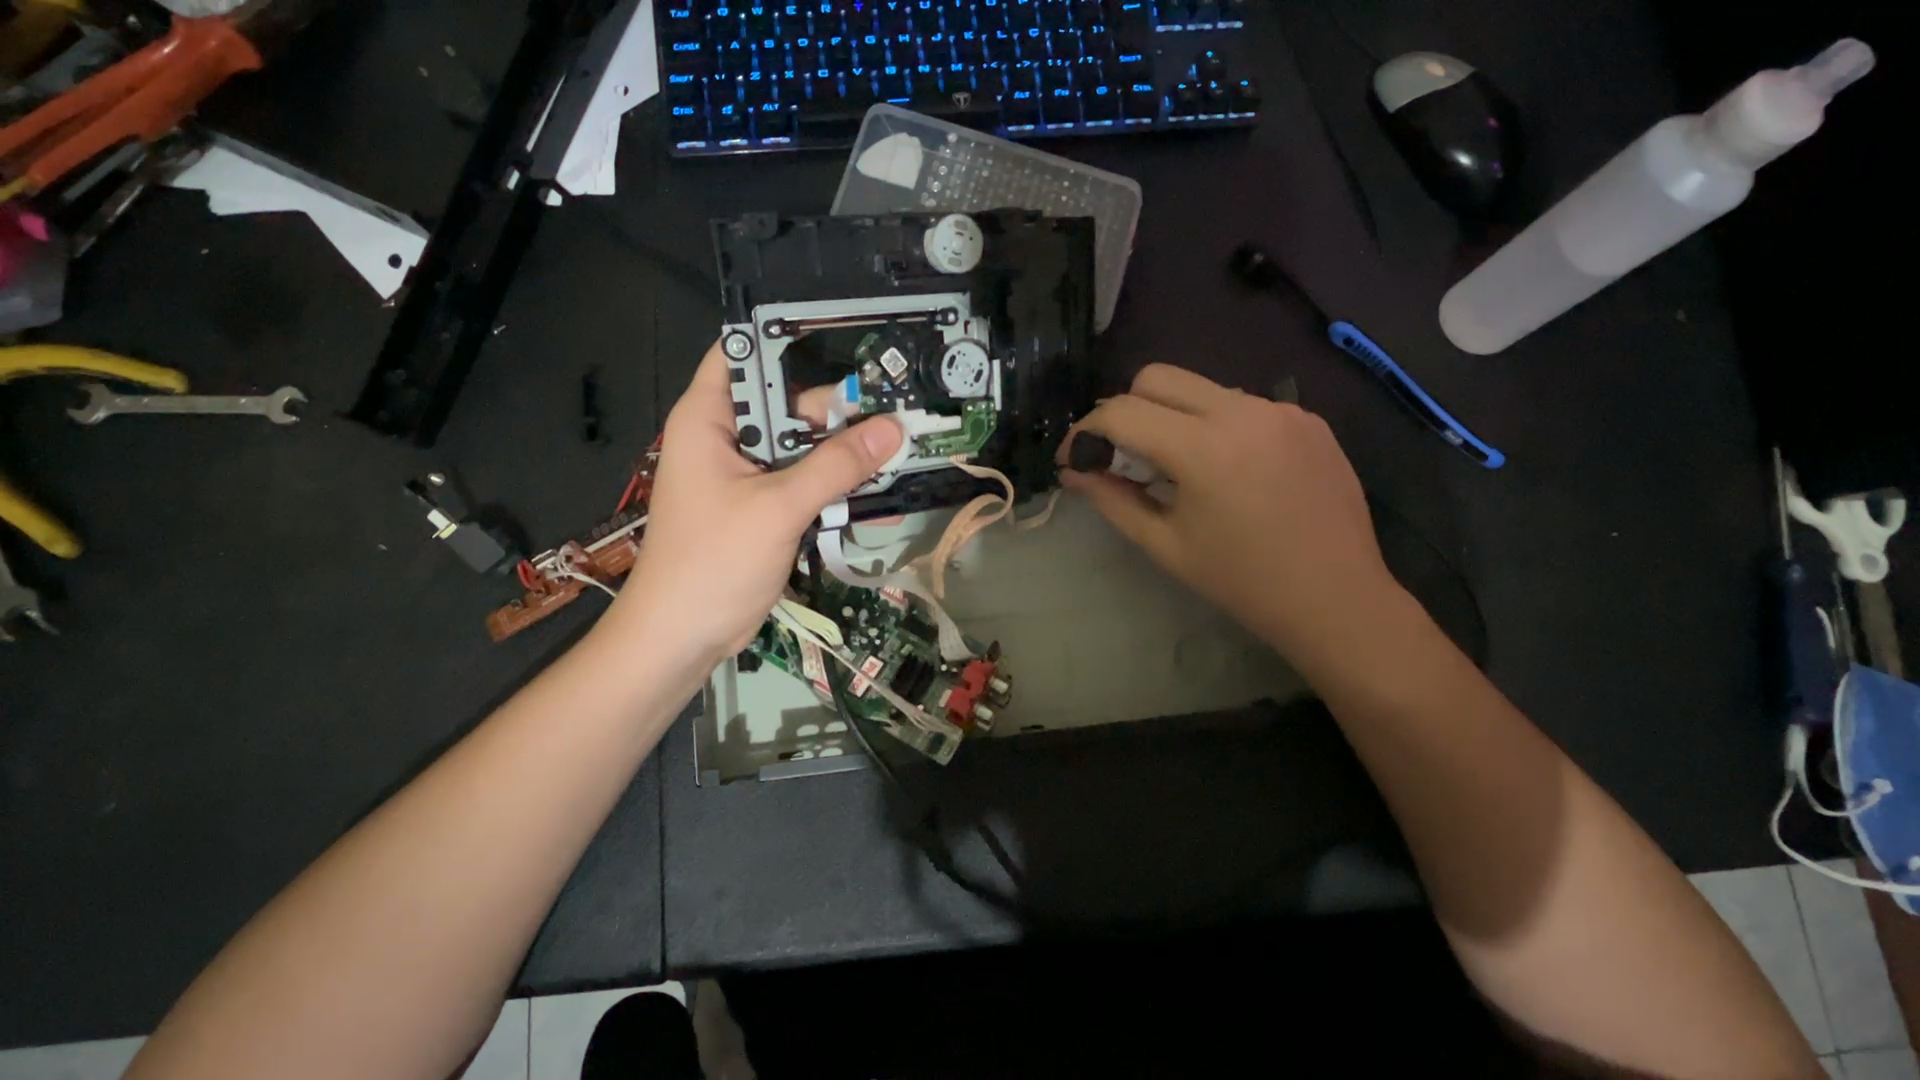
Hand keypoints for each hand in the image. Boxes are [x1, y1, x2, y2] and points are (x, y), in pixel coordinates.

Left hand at [599, 341, 902, 673]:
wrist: (681, 637)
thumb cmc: (713, 561)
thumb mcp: (779, 507)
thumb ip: (837, 465)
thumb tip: (893, 429)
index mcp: (708, 419)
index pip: (741, 353)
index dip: (787, 340)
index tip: (847, 337)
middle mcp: (726, 438)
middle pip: (785, 401)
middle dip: (835, 408)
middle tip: (891, 410)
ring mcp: (746, 475)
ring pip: (801, 445)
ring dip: (842, 450)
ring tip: (896, 447)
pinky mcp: (763, 508)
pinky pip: (804, 482)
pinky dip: (835, 485)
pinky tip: (876, 489)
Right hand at [1060, 364, 1399, 663]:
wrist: (1338, 599)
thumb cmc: (1243, 583)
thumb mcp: (1166, 546)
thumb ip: (1113, 500)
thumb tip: (1073, 471)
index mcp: (1203, 448)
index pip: (1122, 411)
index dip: (1086, 431)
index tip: (1075, 458)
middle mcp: (1242, 411)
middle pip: (1158, 377)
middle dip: (1126, 409)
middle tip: (1123, 455)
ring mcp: (1281, 410)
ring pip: (1202, 388)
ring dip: (1174, 416)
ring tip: (1180, 467)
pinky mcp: (1308, 419)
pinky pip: (1244, 405)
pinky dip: (1220, 426)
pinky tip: (1230, 470)